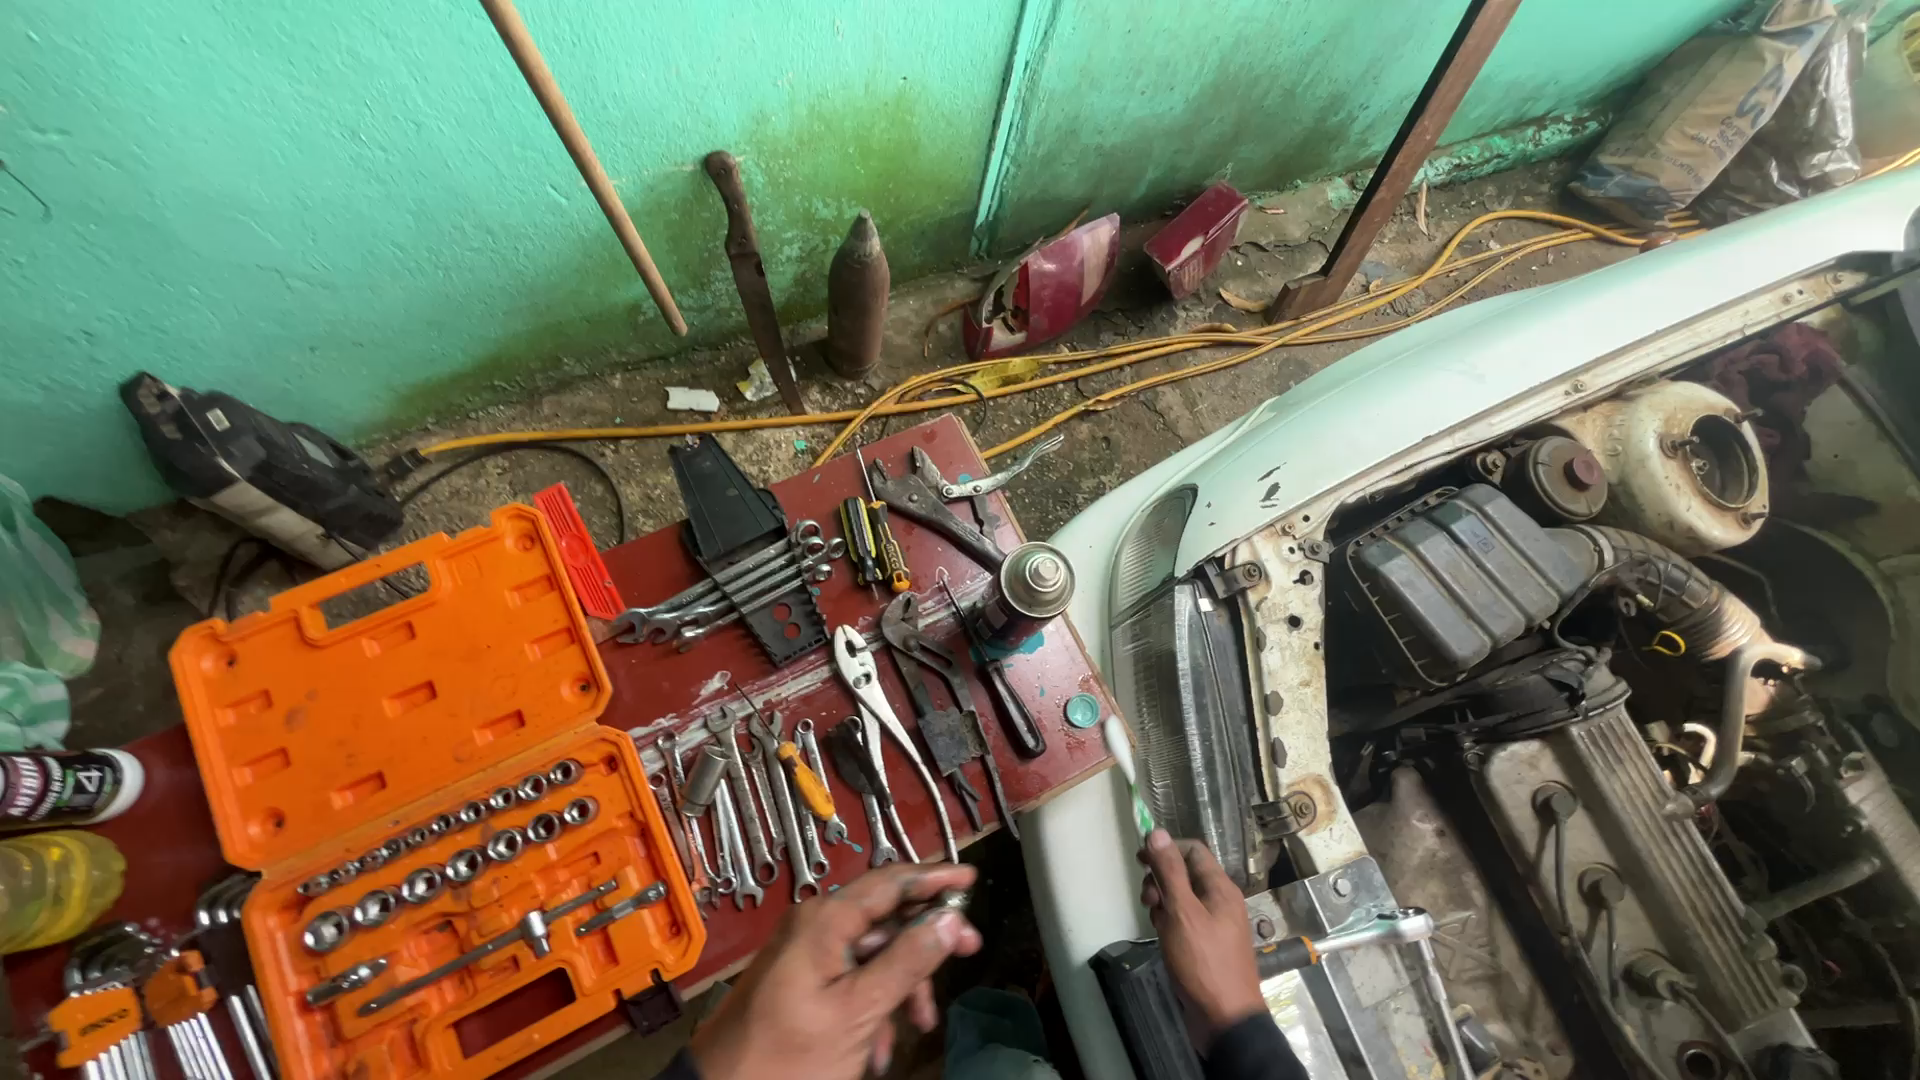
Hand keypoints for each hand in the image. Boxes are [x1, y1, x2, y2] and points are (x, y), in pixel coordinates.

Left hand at [689, 863, 982, 1079]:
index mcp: (826, 918)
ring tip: (923, 1021)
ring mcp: (807, 951)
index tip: (969, 879)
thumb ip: (906, 962)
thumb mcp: (857, 1011)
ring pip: (873, 950)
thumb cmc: (790, 1054)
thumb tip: (947, 920)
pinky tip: (883, 1042)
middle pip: (886, 914)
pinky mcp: (802, 980)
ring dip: (903, 982)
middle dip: (927, 937)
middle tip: (969, 950)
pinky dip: (875, 1001)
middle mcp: (817, 923)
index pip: (891, 880)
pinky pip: (851, 975)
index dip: (934, 877)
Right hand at [1137, 829, 1263, 1034]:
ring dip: (1162, 901)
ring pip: (1180, 896)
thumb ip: (1170, 871)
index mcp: (1220, 887)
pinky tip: (1162, 935)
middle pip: (1184, 872)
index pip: (1192, 850)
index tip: (1140, 861)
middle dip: (1161, 879)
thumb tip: (1156, 832)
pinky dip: (1168, 921)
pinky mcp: (1205, 942)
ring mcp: (1213, 922)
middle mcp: (1219, 900)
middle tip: (1148, 899)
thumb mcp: (1182, 912)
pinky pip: (1182, 918)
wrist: (1225, 1020)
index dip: (1166, 849)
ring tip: (1155, 920)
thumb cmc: (1203, 961)